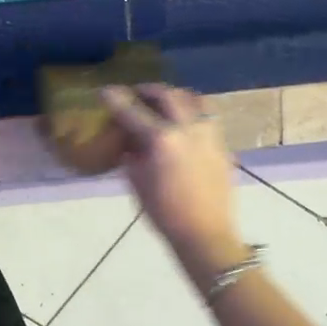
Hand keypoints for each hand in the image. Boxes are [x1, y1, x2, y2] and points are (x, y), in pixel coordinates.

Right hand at [101, 84, 245, 283]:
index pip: (132, 110)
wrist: (206, 235)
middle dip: (147, 90)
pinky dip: (193, 112)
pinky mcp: (223, 146)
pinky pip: (208, 117)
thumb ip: (133, 152)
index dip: (115, 99)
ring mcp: (209, 135)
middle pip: (166, 95)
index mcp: (161, 138)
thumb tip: (130, 140)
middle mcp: (188, 128)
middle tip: (135, 94)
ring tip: (164, 103)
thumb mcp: (137, 180)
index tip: (104, 91)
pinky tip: (183, 124)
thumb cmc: (164, 211)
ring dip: (175, 97)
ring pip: (194, 100)